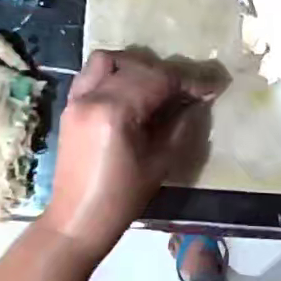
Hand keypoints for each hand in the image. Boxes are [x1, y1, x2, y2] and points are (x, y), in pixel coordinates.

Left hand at [40, 51, 217, 254]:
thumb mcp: (160, 163)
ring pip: (109, 61)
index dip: (188, 81)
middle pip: (137, 66)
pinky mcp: (70, 106)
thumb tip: (196, 102)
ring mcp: (76, 99)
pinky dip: (114, 75)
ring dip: (136, 66)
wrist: (77, 220)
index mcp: (115, 111)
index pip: (158, 79)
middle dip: (167, 74)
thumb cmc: (122, 198)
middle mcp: (92, 96)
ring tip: (156, 86)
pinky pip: (91, 74)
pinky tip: (130, 92)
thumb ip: (179, 126)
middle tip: (188, 91)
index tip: (211, 87)